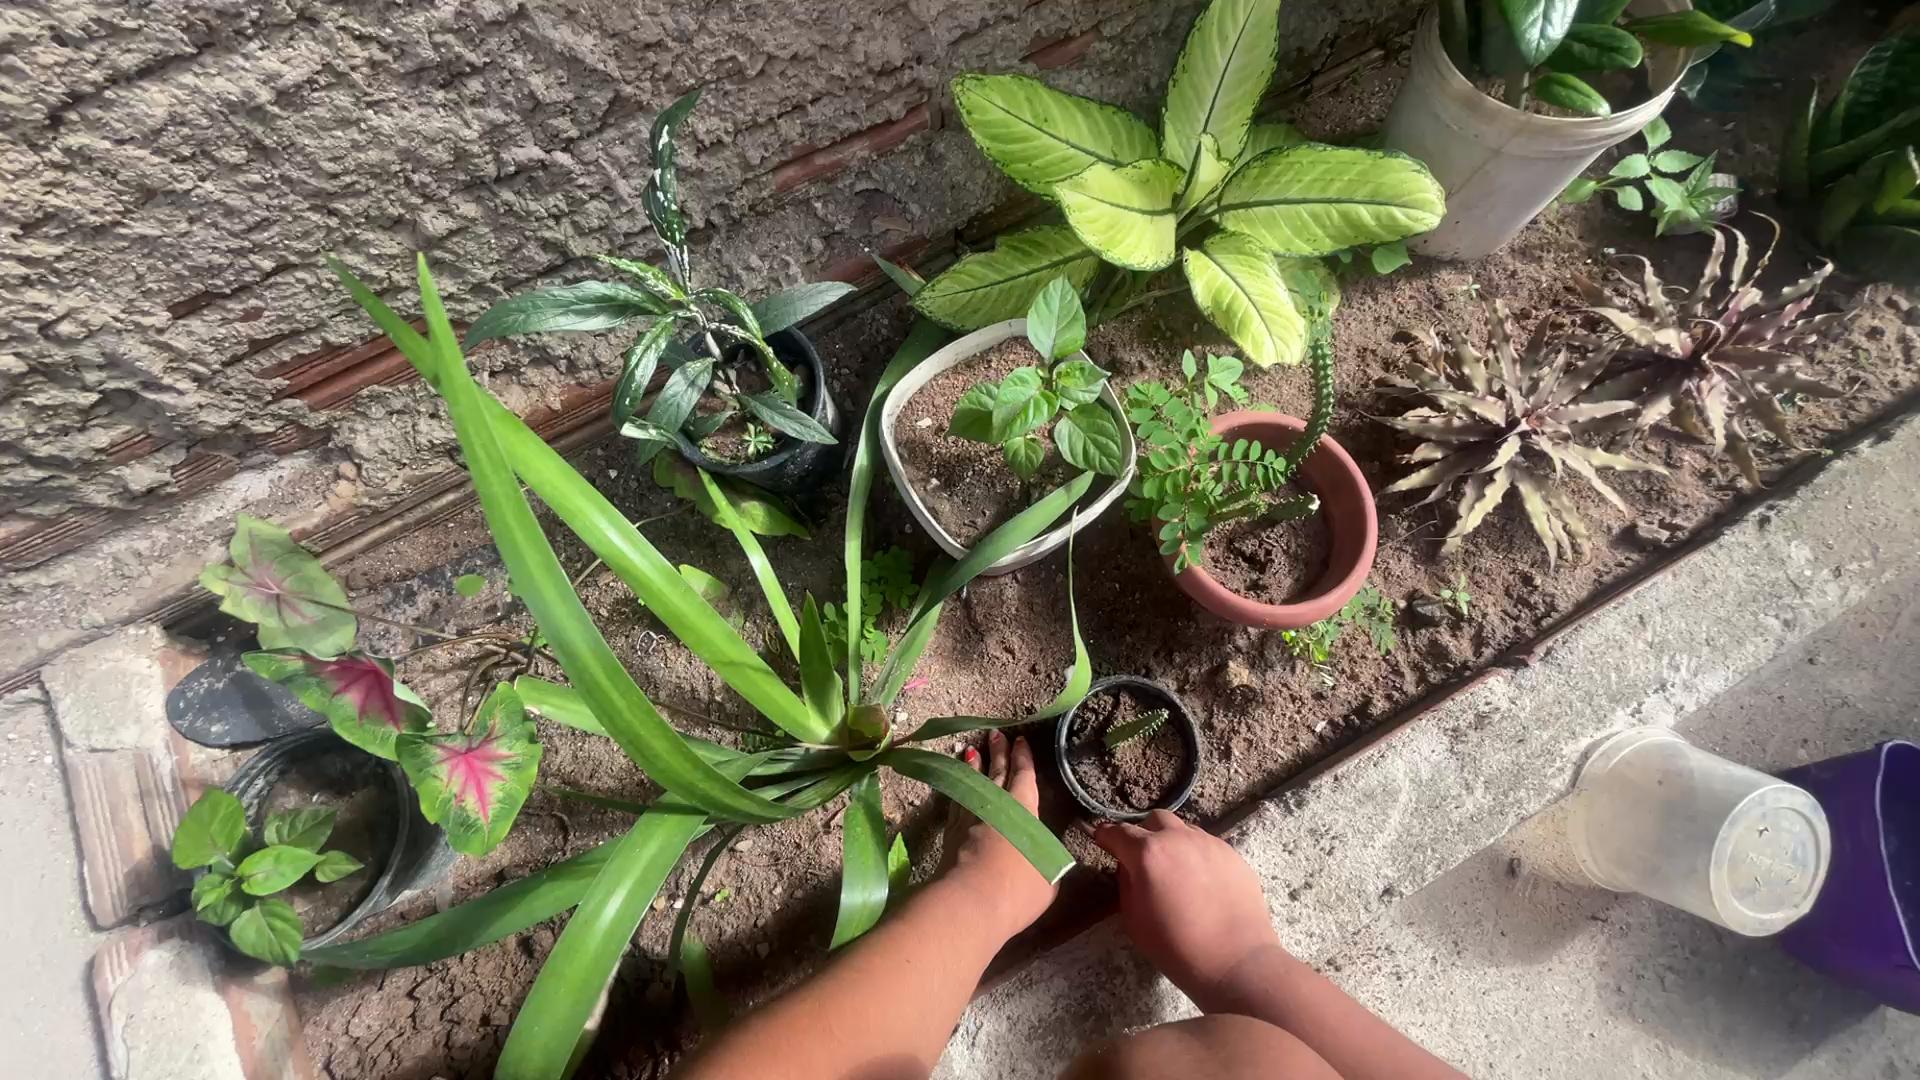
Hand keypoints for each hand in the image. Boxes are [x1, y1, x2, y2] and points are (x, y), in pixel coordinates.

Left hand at [939, 730, 1056, 935]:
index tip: (1020, 740)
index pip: (1024, 775)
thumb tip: (1045, 858)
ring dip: (974, 766)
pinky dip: (957, 788)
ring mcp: (970, 815)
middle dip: (998, 752)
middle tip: (996, 734)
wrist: (971, 900)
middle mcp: (996, 804)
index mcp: (1025, 808)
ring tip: (971, 751)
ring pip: (973, 782)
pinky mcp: (951, 830)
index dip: (1023, 757)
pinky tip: (955, 785)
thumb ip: (1046, 861)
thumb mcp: (1048, 878)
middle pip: (997, 771)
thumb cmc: (1018, 888)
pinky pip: (956, 800)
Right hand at [1094, 810, 1281, 1010]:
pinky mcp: (1232, 854)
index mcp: (1148, 854)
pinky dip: (1197, 855)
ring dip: (1172, 842)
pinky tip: (1202, 881)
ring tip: (1176, 870)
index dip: (1106, 835)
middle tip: (1144, 858)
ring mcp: (1208, 843)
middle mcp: (1177, 838)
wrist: (1237, 965)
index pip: (1118, 832)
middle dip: (1143, 834)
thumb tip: (1128, 866)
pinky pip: (1207, 844)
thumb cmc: (1178, 949)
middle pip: (1153, 820)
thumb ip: (1126, 884)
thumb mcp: (1134, 921)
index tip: (1102, 840)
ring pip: (1183, 829)